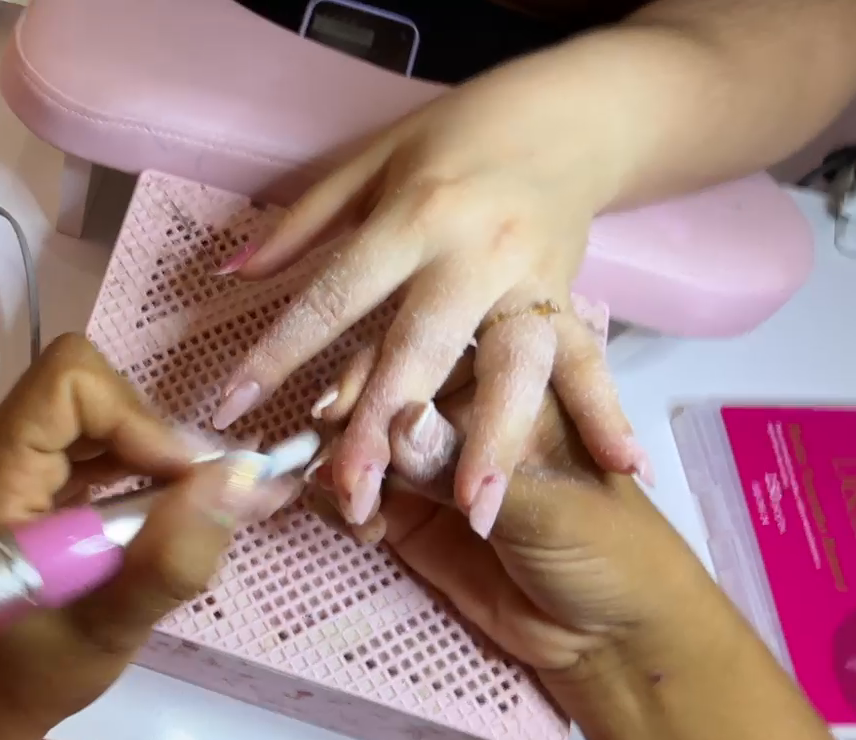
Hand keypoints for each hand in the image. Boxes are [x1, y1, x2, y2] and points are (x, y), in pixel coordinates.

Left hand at [0, 335, 294, 739]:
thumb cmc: (39, 672)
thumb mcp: (111, 628)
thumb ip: (170, 559)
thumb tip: (237, 479)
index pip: (69, 382)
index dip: (137, 418)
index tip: (179, 480)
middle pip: (87, 389)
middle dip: (150, 438)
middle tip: (187, 503)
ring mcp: (2, 460)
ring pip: (95, 409)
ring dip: (148, 454)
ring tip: (174, 515)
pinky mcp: (22, 474)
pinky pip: (89, 437)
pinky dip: (133, 465)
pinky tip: (151, 514)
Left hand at [216, 70, 653, 539]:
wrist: (575, 109)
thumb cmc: (451, 141)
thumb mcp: (367, 166)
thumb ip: (301, 227)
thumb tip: (230, 275)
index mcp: (414, 218)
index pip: (334, 299)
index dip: (279, 355)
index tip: (232, 409)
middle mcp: (476, 255)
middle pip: (420, 352)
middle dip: (382, 429)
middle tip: (351, 497)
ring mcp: (533, 281)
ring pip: (511, 370)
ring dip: (493, 443)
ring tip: (476, 513)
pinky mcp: (573, 298)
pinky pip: (589, 362)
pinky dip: (606, 414)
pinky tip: (625, 468)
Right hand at [309, 385, 705, 680]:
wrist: (607, 636)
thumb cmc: (609, 552)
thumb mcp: (547, 505)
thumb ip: (465, 466)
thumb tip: (400, 422)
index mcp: (508, 391)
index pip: (431, 366)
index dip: (377, 384)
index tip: (340, 415)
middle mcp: (458, 420)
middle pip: (377, 403)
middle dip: (348, 435)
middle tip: (340, 476)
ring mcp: (425, 469)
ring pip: (356, 451)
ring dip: (339, 474)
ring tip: (351, 508)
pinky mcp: (404, 515)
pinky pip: (353, 498)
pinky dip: (338, 506)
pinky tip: (359, 529)